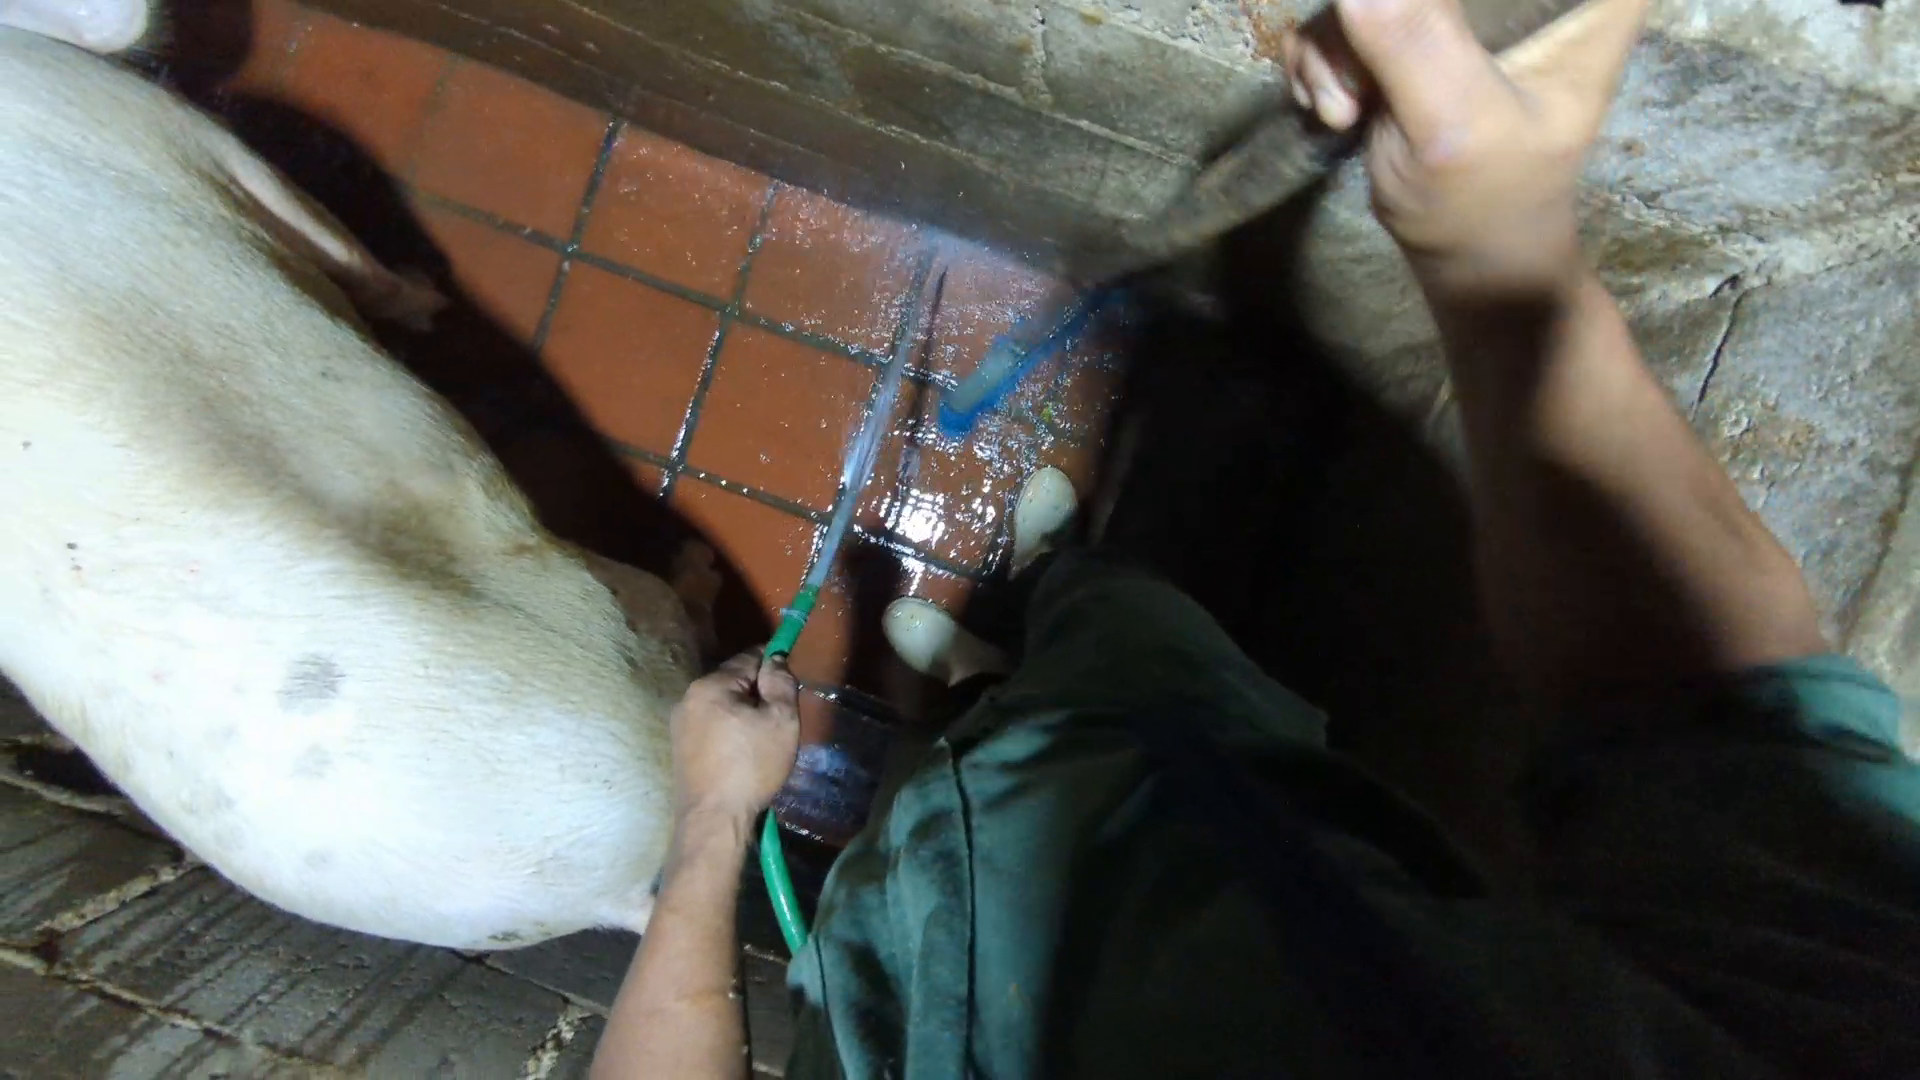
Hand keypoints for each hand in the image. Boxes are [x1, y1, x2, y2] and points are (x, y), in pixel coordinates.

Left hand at [668, 650, 799, 829]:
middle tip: (779, 718)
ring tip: (762, 738)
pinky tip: (742, 752)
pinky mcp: (680, 746)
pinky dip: (729, 729)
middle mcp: (688, 697)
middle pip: (734, 680)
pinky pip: (711, 723)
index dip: (774, 666)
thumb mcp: (781, 720)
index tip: (789, 686)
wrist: (714, 821)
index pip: (749, 657)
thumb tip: (775, 659)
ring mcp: (679, 723)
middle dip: (758, 691)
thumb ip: (781, 682)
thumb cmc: (752, 766)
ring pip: (722, 703)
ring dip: (743, 711)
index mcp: (711, 685)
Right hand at [1281, 0, 1647, 297]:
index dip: (1414, 7)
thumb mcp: (1454, 126)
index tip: (1394, 65)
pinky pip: (1336, 17)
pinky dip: (1316, 63)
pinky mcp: (1402, 29)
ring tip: (1342, 114)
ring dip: (1330, 54)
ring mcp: (1452, 5)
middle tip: (1355, 98)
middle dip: (1361, 22)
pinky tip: (1332, 107)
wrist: (1464, 243)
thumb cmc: (1484, 196)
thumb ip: (1415, 46)